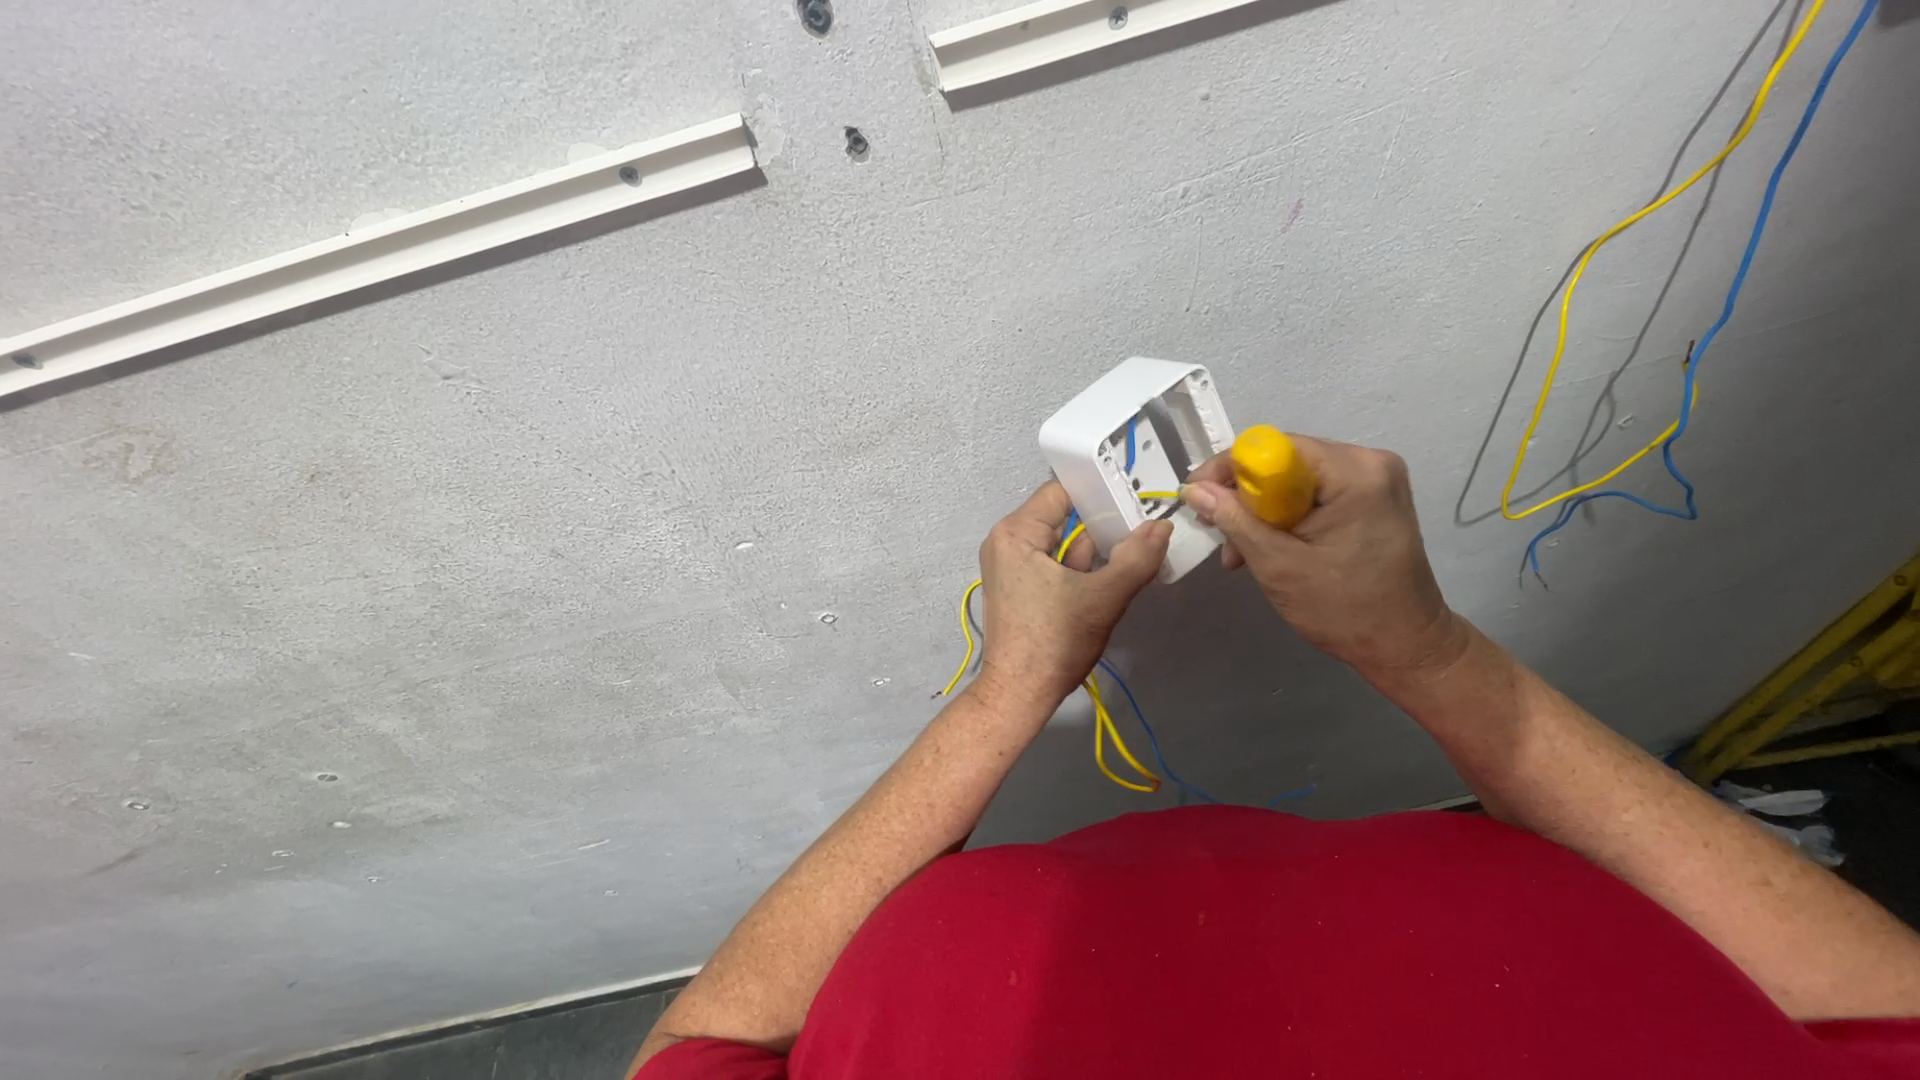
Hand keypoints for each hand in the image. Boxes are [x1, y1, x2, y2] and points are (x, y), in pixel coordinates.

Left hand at [975, 482, 1171, 707]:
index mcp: (1016, 533)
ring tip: (1134, 552)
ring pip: (1063, 543)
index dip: (1099, 491)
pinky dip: (1081, 569)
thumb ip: (1136, 558)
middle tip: (1143, 527)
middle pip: (1063, 516)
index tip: (1134, 496)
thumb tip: (1162, 526)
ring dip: (1095, 551)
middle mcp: (1006, 542)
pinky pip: (1054, 564)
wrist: (1019, 693)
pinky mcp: (1018, 588)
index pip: (1060, 491)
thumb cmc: (1054, 641)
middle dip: (1102, 524)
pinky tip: (1111, 577)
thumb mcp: (1103, 598)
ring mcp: (1009, 566)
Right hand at [1181, 436, 1466, 682]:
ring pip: (1293, 479)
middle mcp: (1369, 462)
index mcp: (1354, 473)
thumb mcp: (1277, 565)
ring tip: (1239, 553)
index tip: (1198, 501)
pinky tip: (1269, 547)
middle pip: (1283, 462)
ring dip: (1260, 513)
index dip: (1229, 470)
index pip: (1273, 448)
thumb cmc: (1342, 609)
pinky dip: (1285, 517)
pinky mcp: (1371, 497)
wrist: (1404, 645)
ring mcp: (1374, 479)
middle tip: (1219, 535)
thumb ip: (1233, 520)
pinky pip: (1312, 493)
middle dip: (1243, 498)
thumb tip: (1193, 489)